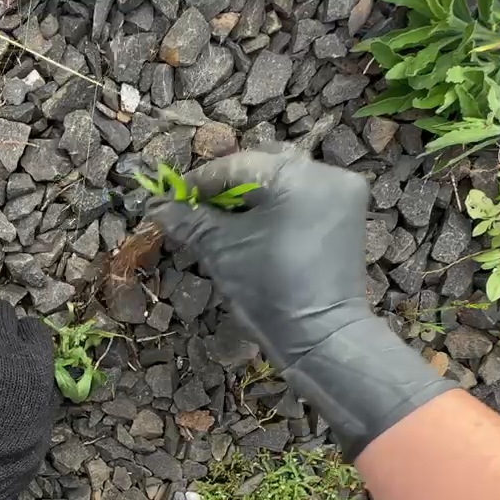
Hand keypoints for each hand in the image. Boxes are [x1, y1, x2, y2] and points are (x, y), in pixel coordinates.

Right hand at [148, 149, 456, 458]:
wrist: (317, 334)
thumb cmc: (267, 289)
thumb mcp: (221, 251)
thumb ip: (189, 222)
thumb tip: (155, 208)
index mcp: (298, 176)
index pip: (238, 165)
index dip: (199, 182)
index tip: (170, 198)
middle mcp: (328, 174)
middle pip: (264, 167)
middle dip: (226, 187)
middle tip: (194, 208)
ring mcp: (342, 194)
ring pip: (283, 183)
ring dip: (249, 198)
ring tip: (220, 222)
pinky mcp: (344, 217)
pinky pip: (300, 200)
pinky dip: (272, 210)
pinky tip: (251, 231)